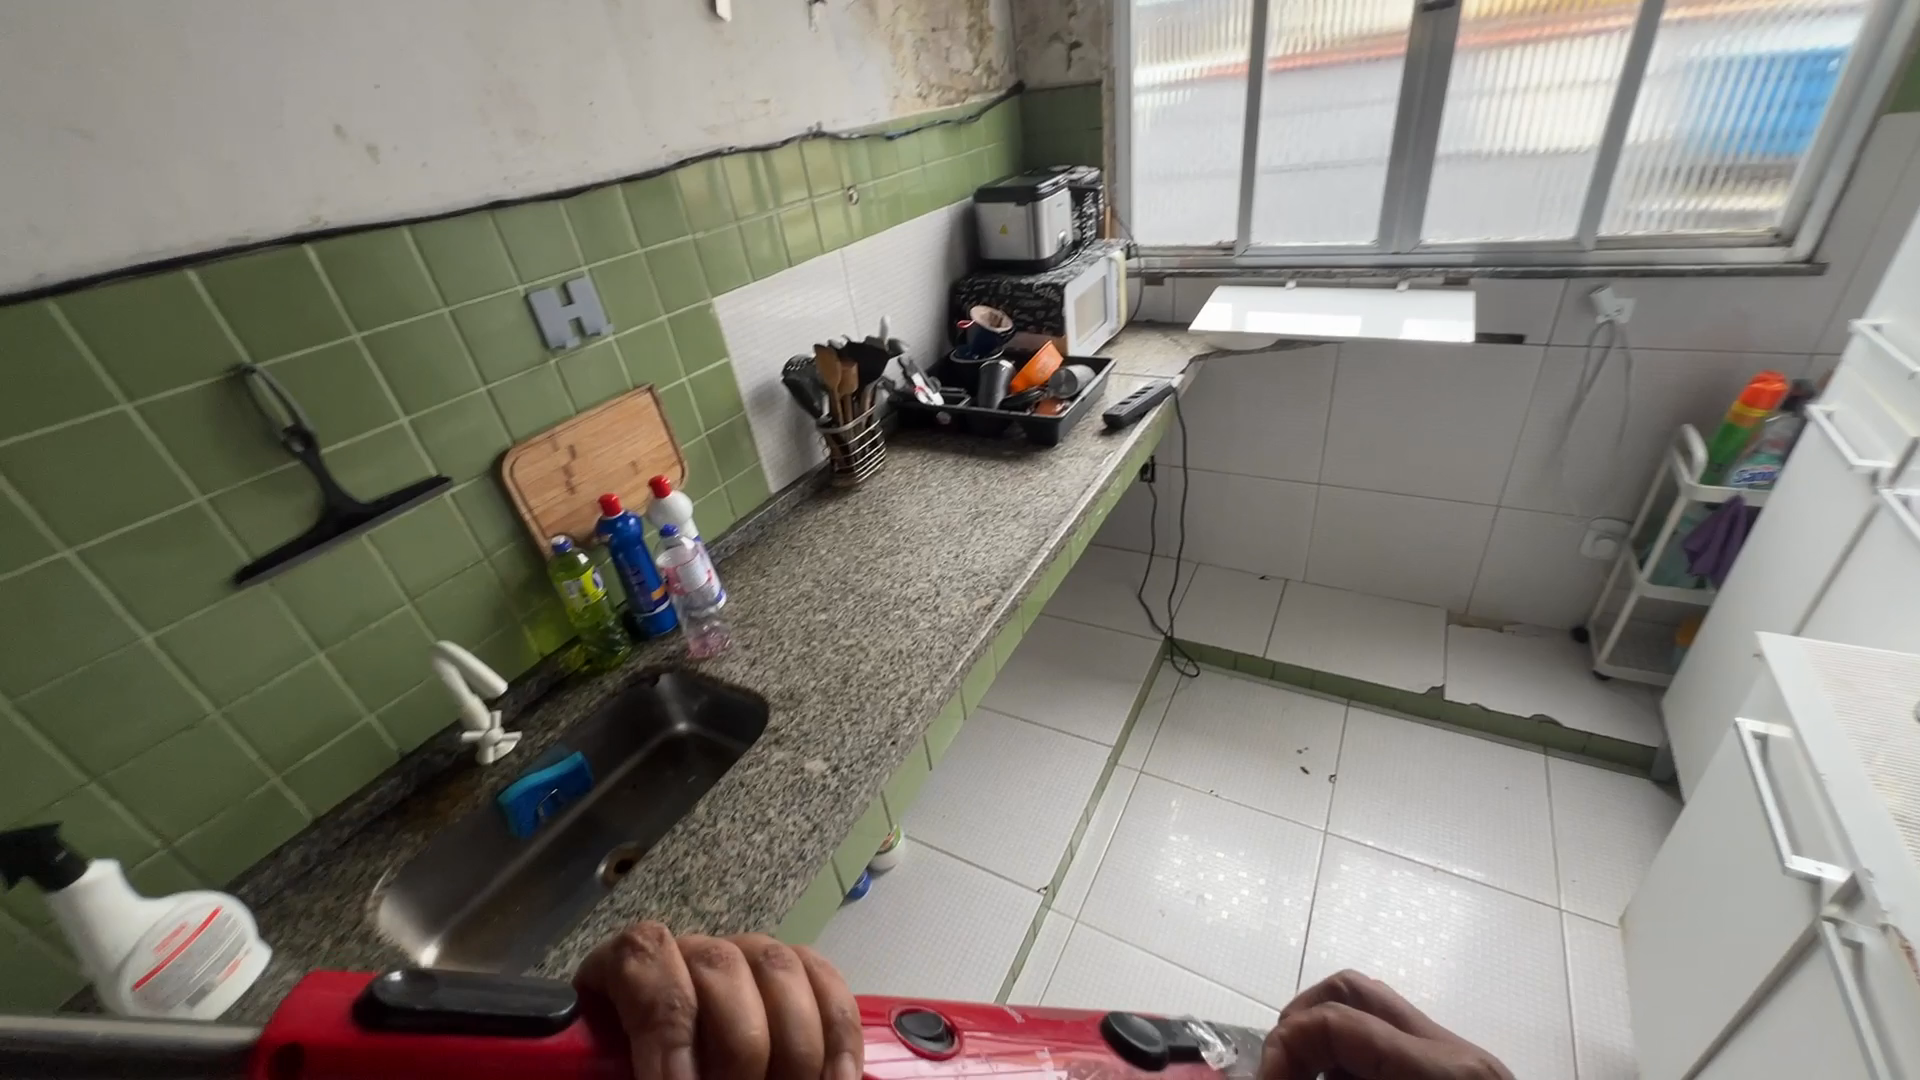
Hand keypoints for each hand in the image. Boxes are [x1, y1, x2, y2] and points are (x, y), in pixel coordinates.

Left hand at [574, 921, 862, 1079]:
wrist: (673, 1067)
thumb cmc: (623, 1076)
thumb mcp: (611, 1078)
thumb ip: (624, 1072)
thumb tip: (681, 1077)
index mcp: (627, 972)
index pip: (641, 956)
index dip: (664, 1025)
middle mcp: (691, 952)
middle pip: (720, 967)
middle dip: (738, 1048)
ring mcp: (747, 956)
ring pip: (779, 968)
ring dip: (793, 1045)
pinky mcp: (796, 975)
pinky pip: (825, 980)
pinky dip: (837, 1032)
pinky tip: (838, 1079)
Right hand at [1258, 970, 1514, 1079]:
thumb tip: (1272, 1078)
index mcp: (1442, 1076)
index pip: (1336, 1023)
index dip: (1284, 1049)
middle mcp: (1455, 1055)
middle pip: (1352, 992)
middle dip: (1300, 1023)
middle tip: (1279, 1071)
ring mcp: (1464, 1063)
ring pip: (1373, 1009)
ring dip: (1326, 1038)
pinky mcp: (1463, 1079)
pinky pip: (1394, 1043)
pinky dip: (1356, 1059)